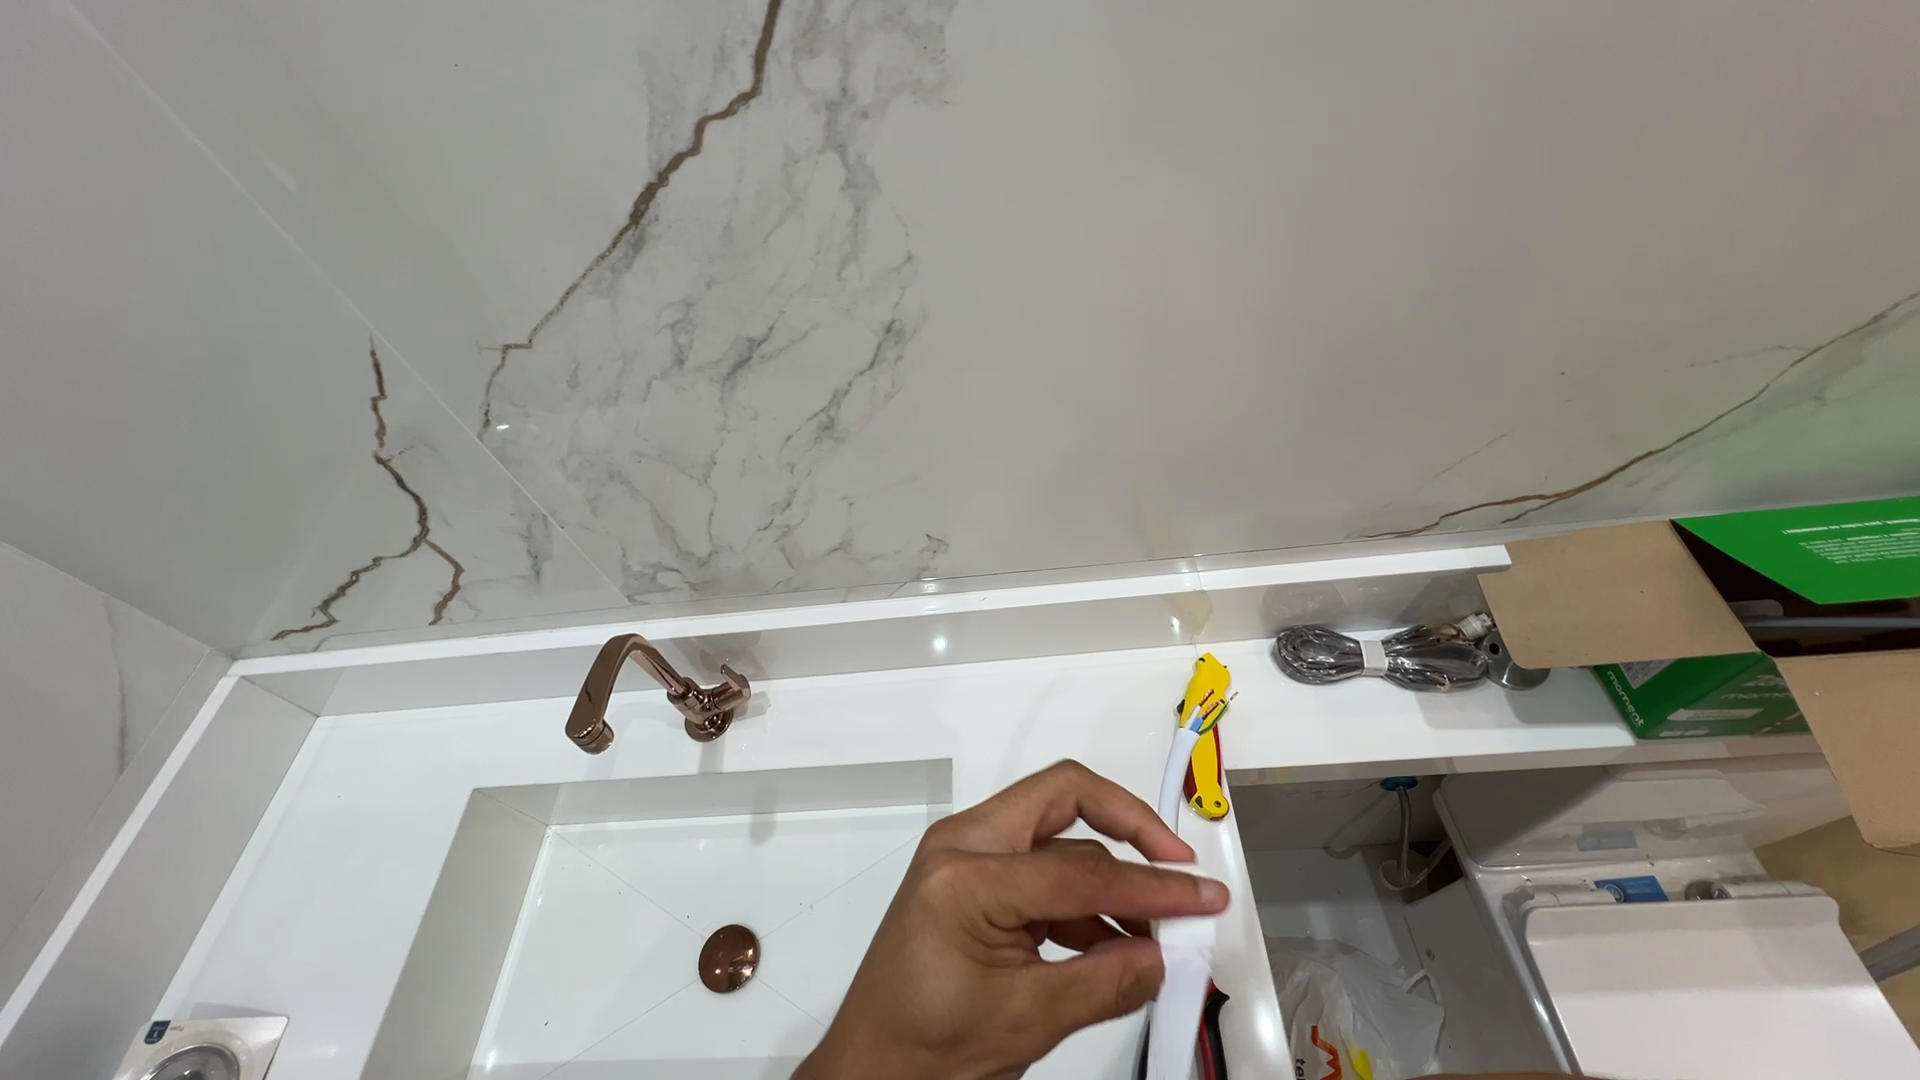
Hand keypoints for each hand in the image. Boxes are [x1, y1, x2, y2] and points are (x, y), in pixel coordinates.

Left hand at [794, 760, 1230, 1079]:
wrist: (871, 1067)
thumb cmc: (933, 1049)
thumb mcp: (1029, 1020)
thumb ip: (1107, 981)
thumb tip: (1169, 954)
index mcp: (967, 874)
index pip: (1078, 867)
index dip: (1152, 886)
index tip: (1205, 900)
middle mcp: (964, 842)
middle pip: (1061, 795)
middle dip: (1128, 823)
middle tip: (1178, 864)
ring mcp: (966, 853)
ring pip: (1056, 831)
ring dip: (1108, 872)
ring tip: (1154, 929)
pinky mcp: (974, 875)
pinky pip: (1041, 866)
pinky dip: (1082, 896)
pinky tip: (1114, 939)